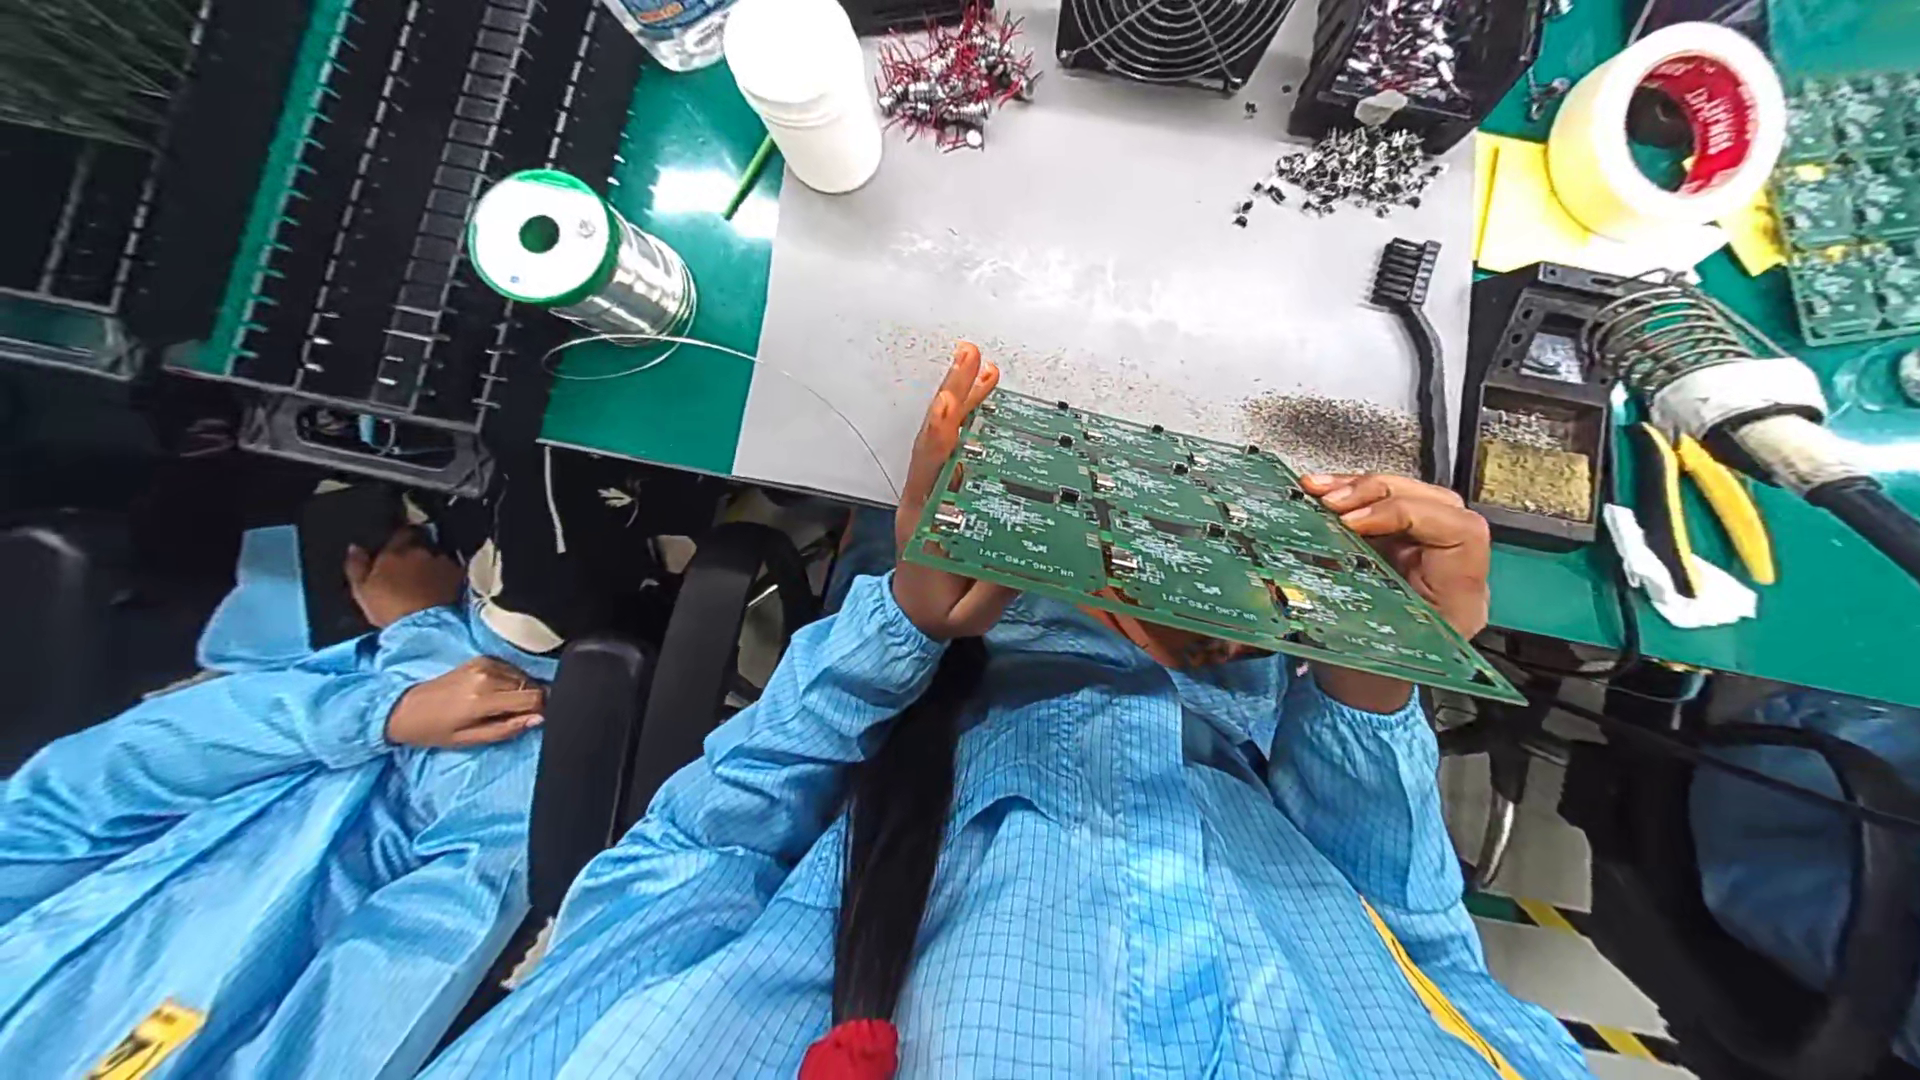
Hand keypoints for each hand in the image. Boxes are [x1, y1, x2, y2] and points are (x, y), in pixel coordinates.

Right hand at [345, 528, 463, 628]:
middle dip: (416, 550)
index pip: (400, 533)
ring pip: (437, 555)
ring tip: (427, 576)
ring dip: (432, 561)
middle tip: (411, 565)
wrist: (426, 623)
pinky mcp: (459, 572)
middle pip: (421, 543)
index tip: (399, 543)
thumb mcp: (362, 589)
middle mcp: (421, 551)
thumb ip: (357, 565)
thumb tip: (355, 547)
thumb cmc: (388, 607)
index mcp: (394, 553)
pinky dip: (446, 571)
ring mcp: (443, 560)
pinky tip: (442, 582)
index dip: (401, 537)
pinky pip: (451, 566)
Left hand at [386, 656, 544, 747]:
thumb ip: (506, 729)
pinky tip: (497, 691)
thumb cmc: (434, 730)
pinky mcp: (483, 659)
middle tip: (514, 713)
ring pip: (524, 677)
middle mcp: (486, 677)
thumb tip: (538, 719)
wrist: (404, 709)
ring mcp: (485, 665)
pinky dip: (513, 680)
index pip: (533, 698)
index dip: (541, 708)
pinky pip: (513, 669)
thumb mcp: (467, 740)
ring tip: (503, 703)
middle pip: (531, 686)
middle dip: (530, 700)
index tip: (534, 717)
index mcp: (482, 700)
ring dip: (522, 690)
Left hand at [892, 342, 1018, 639]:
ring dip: (960, 398)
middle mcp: (924, 498)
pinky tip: (984, 397)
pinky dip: (968, 420)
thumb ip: (994, 589)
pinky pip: (954, 449)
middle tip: (971, 355)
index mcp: (924, 525)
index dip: (940, 436)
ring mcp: (932, 491)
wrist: (913, 617)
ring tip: (980, 362)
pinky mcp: (945, 490)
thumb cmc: (939, 615)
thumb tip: (1028, 551)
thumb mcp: (969, 615)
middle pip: (935, 439)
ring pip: (944, 437)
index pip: (930, 473)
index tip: (951, 401)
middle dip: (952, 395)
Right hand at [1296, 474, 1490, 713]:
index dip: (1406, 514)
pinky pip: (1381, 505)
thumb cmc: (1364, 670)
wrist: (1365, 685)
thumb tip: (1309, 543)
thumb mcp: (1353, 636)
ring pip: (1412, 494)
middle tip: (1331, 500)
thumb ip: (1340, 591)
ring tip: (1317, 490)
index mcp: (1458, 598)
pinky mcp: (1397, 544)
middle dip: (1379, 492)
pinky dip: (1349, 494)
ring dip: (1360, 487)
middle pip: (1437, 502)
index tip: (1353, 521)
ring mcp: (1426, 552)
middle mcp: (1451, 568)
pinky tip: (1318, 492)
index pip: (1460, 531)